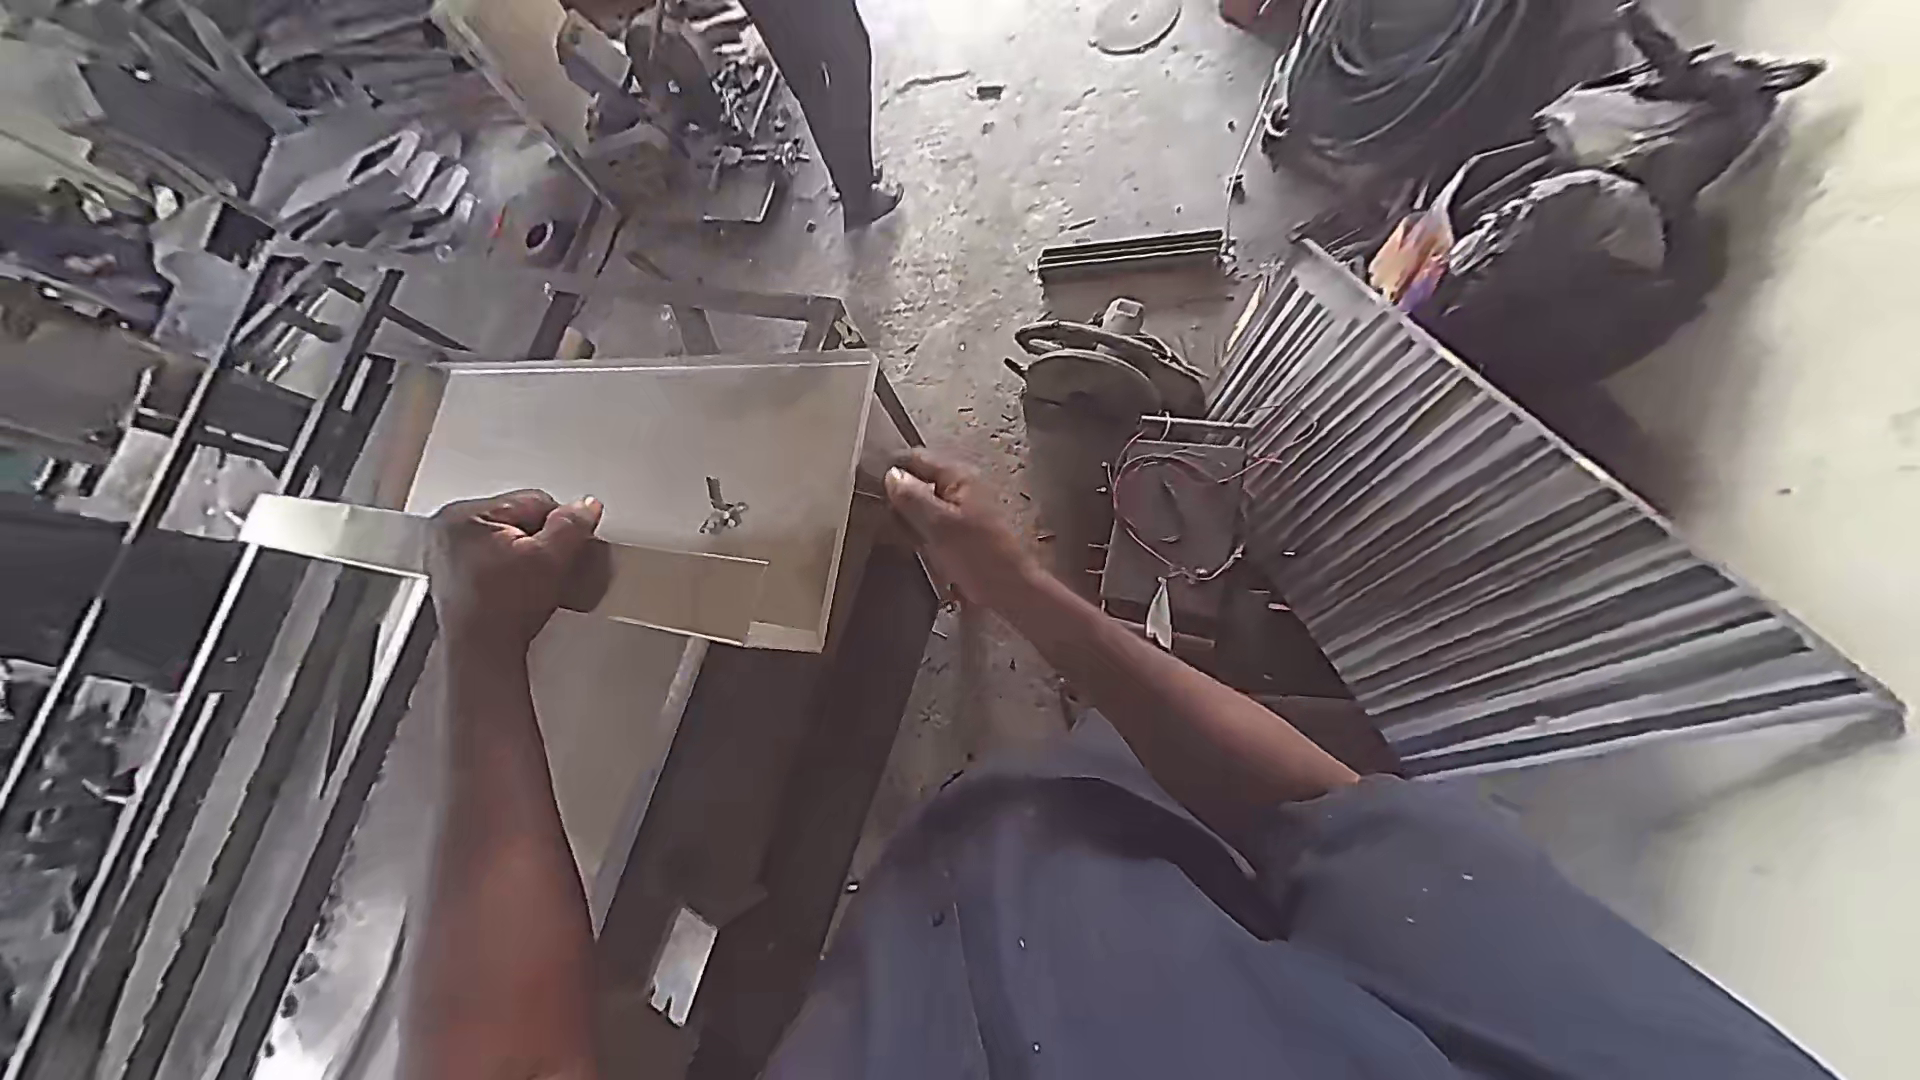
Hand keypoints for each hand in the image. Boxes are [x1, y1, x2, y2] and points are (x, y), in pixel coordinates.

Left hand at [426, 490, 602, 658]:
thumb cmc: (502, 609)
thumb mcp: (552, 558)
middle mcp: (448, 528)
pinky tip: (519, 585)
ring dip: (529, 552)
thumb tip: (586, 505)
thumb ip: (573, 524)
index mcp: (465, 515)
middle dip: (542, 539)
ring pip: (511, 536)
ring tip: (531, 579)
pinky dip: (514, 565)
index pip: (535, 501)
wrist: (482, 650)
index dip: (560, 527)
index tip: (563, 550)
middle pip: (521, 517)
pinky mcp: (453, 570)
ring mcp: (447, 550)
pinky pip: (497, 553)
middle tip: (544, 567)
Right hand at [884, 449, 1039, 611]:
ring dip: (908, 520)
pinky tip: (912, 548)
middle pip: (920, 484)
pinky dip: (921, 534)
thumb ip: (913, 498)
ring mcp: (964, 512)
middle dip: (899, 498)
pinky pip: (933, 527)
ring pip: (925, 507)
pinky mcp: (964, 535)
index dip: (893, 471)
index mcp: (960, 477)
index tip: (868, 487)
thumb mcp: (939, 525)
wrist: (1011, 592)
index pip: (917, 459)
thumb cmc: (979, 556)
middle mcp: (963, 489)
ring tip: (890, 534)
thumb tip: (890, 475)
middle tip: (876, 516)